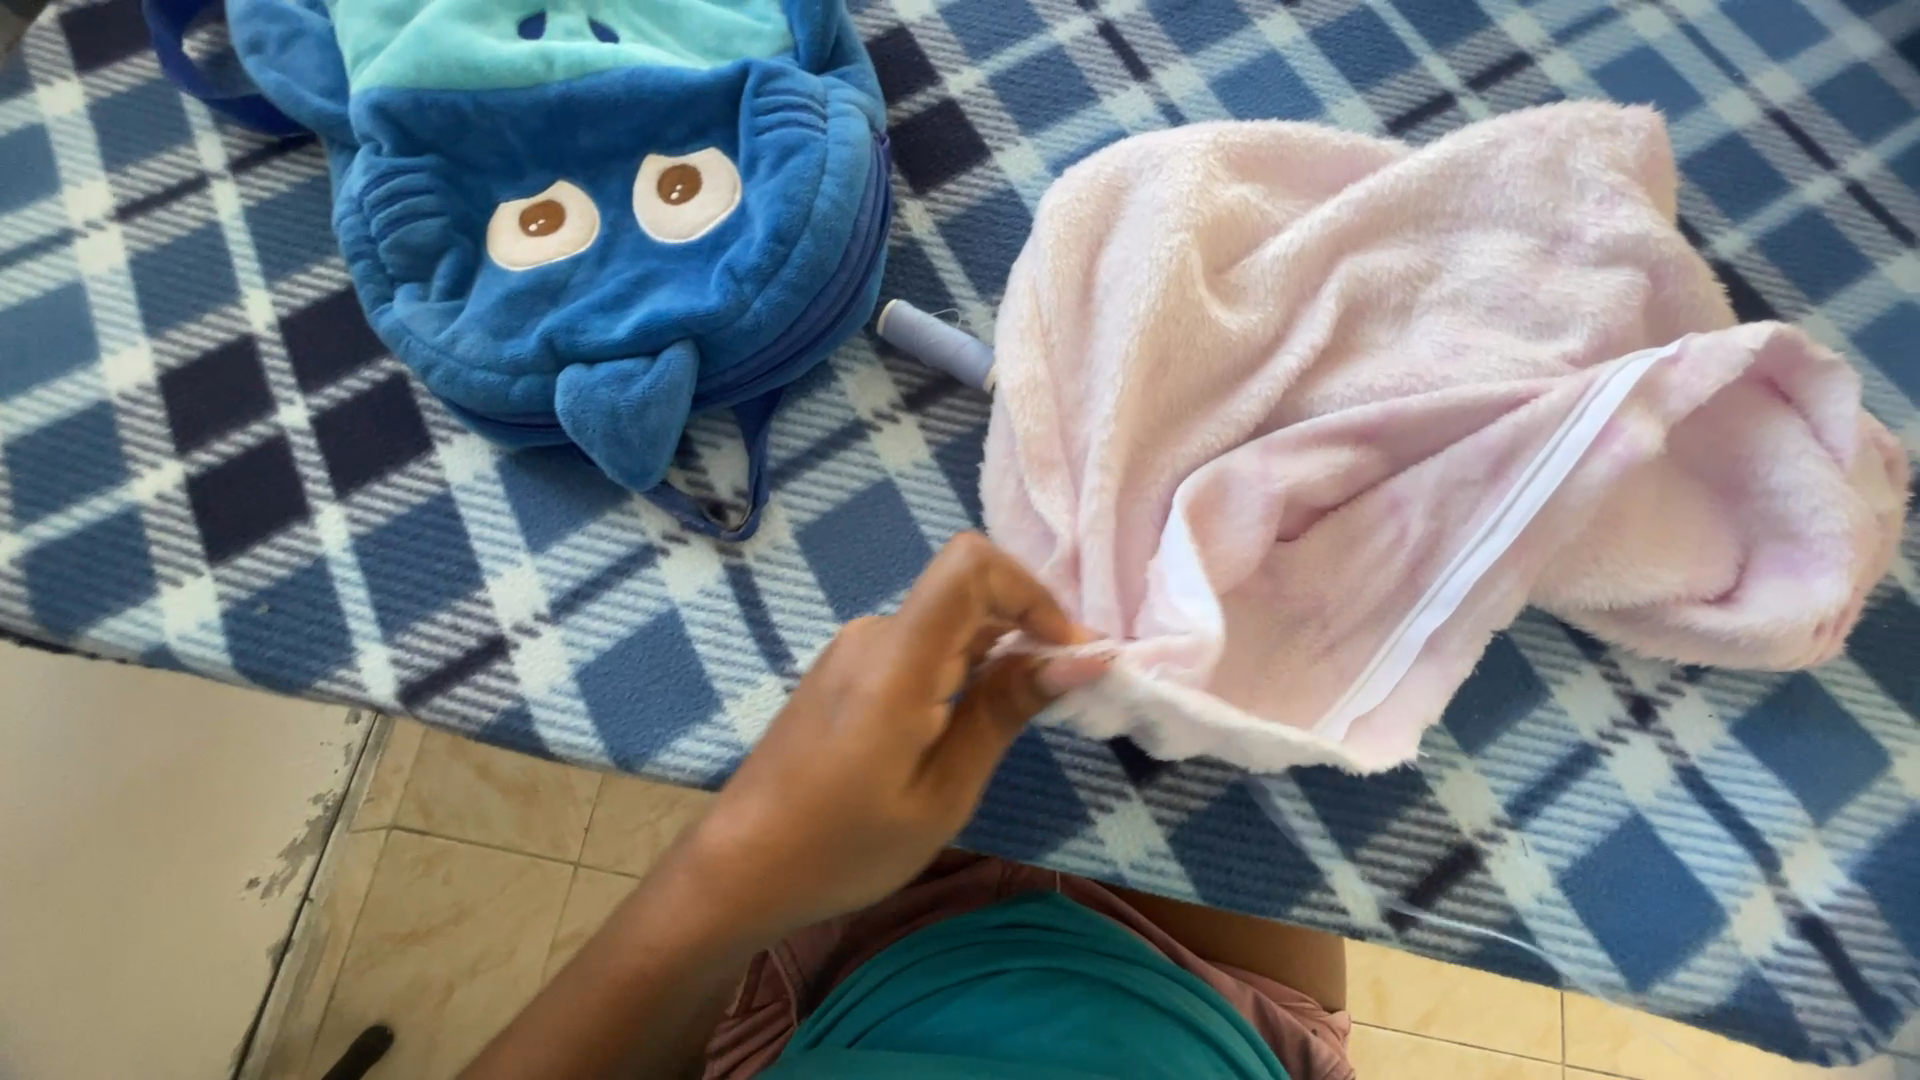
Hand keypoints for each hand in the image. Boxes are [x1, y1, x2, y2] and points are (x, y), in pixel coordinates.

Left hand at [671, 533, 1108, 940]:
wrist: (741, 865)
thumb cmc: (844, 847)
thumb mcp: (942, 793)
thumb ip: (1005, 711)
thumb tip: (1079, 659)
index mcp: (897, 661)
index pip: (970, 564)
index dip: (1031, 590)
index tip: (1066, 651)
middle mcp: (875, 634)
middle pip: (967, 591)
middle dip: (1027, 627)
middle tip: (1065, 692)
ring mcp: (857, 647)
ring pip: (949, 621)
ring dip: (997, 651)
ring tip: (1021, 717)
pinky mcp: (850, 666)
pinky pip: (922, 644)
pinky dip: (963, 666)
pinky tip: (969, 719)